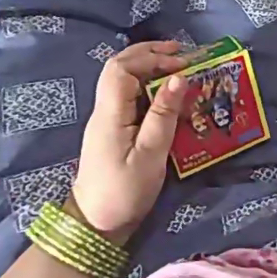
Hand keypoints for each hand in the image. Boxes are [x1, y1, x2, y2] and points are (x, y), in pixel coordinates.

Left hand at [72, 42, 188, 242]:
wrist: (95, 225)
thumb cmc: (125, 192)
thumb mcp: (151, 155)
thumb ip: (164, 115)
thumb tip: (179, 78)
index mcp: (110, 113)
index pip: (121, 69)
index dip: (150, 57)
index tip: (181, 62)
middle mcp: (104, 110)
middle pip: (119, 68)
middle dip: (149, 54)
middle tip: (180, 53)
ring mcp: (107, 119)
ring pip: (123, 81)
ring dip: (149, 68)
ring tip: (177, 67)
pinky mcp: (113, 130)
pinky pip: (129, 97)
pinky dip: (148, 86)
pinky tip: (166, 93)